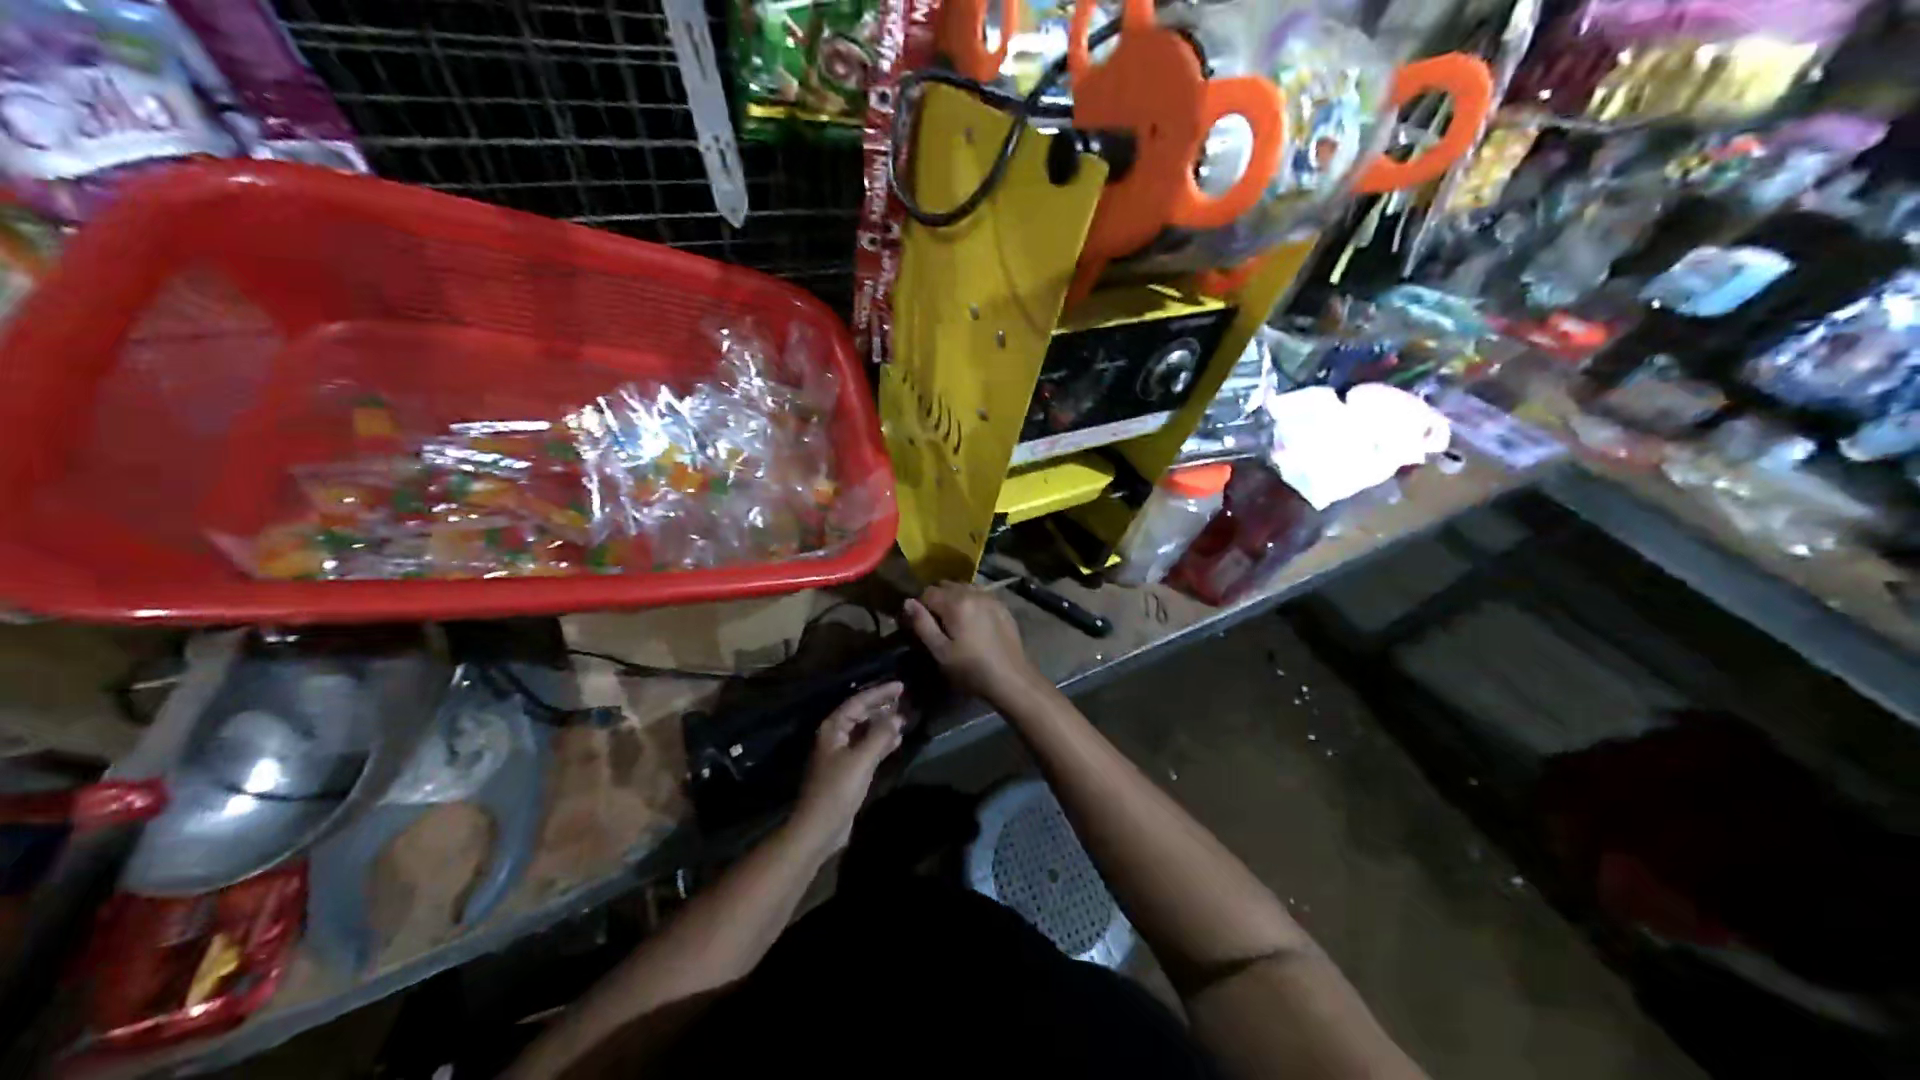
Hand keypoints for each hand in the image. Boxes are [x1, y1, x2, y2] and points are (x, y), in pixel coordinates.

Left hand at [791, 681, 906, 853]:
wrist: (819, 827)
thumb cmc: (838, 789)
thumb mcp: (861, 759)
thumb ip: (880, 735)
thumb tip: (898, 716)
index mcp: (833, 729)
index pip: (858, 701)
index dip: (880, 692)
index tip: (901, 685)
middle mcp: (835, 737)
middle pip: (860, 714)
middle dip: (882, 705)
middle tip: (904, 698)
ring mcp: (840, 754)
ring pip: (865, 730)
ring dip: (883, 723)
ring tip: (904, 716)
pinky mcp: (847, 770)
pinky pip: (867, 747)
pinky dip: (881, 741)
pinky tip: (896, 740)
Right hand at [903, 583, 1045, 704]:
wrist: (1011, 678)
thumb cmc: (971, 669)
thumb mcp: (941, 652)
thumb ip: (922, 624)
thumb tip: (907, 602)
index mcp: (956, 603)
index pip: (927, 592)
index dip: (919, 607)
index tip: (921, 624)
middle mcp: (973, 592)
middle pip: (945, 585)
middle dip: (936, 599)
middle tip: (936, 624)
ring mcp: (990, 597)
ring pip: (963, 586)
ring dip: (953, 597)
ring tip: (954, 620)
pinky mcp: (1002, 605)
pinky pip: (979, 593)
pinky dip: (970, 599)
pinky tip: (972, 619)